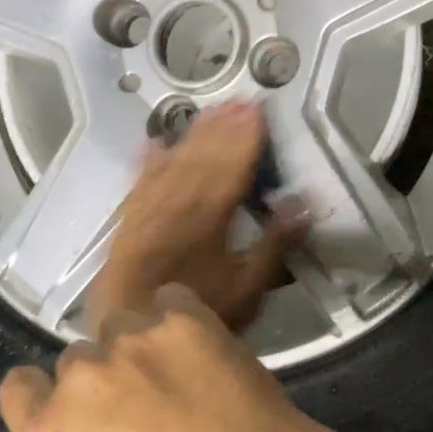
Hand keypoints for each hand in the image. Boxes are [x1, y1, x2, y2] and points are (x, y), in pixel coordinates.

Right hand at [0, 285, 341, 431]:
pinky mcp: (185, 318)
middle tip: (144, 401)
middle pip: (80, 358)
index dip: (45, 394)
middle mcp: (82, 375)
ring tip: (181, 372)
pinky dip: (181, 318)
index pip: (20, 387)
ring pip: (124, 325)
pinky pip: (170, 300)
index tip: (71, 402)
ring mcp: (134, 340)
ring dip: (143, 345)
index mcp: (50, 430)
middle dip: (105, 376)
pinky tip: (202, 345)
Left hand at [86, 102, 309, 333]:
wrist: (132, 331)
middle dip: (223, 127)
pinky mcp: (129, 219)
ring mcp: (150, 207)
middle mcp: (179, 201)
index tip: (258, 111)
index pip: (233, 166)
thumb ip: (274, 245)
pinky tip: (153, 142)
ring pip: (174, 161)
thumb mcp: (248, 289)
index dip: (247, 137)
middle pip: (204, 156)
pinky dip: (148, 160)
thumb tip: (303, 205)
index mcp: (211, 215)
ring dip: (193, 134)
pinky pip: (140, 179)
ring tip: (210, 111)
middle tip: (238, 101)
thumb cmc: (198, 311)